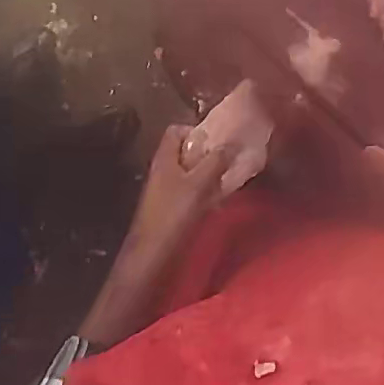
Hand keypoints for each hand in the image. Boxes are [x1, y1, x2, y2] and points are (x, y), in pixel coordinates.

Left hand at [130, 125, 235, 246]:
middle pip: (184, 152)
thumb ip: (216, 161)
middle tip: (227, 160)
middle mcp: (162, 170)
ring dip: (207, 174)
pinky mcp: (169, 207)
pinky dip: (202, 192)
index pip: (176, 130)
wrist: (152, 254)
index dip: (195, 131)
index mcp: (164, 158)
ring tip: (226, 180)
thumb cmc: (174, 214)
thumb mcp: (199, 184)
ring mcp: (163, 190)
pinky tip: (217, 202)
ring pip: (188, 172)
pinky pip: (188, 191)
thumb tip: (231, 142)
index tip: (217, 140)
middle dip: (206, 154)